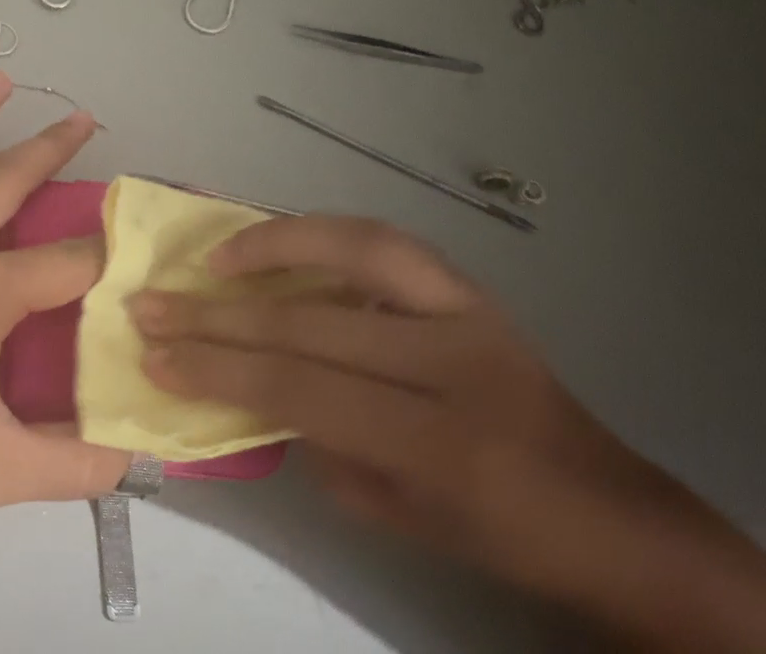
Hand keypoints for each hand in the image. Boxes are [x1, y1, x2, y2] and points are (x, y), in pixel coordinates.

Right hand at [128, 216, 717, 598]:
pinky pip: (387, 245)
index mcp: (441, 441)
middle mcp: (458, 364)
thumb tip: (243, 383)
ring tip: (210, 255)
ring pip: (357, 250)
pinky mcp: (476, 292)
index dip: (216, 370)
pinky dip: (324, 235)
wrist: (616, 516)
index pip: (299, 388)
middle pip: (309, 321)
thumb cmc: (492, 530)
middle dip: (215, 316)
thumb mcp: (388, 509)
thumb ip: (312, 441)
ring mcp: (474, 314)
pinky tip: (278, 241)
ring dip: (271, 246)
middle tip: (149, 306)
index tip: (154, 359)